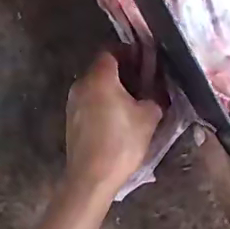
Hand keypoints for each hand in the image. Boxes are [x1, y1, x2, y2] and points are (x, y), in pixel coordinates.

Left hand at [65, 50, 163, 198]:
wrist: (92, 177)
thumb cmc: (122, 142)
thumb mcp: (149, 117)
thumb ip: (155, 96)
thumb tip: (156, 91)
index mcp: (99, 78)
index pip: (111, 51)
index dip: (130, 52)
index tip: (146, 61)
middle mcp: (81, 85)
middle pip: (102, 68)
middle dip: (124, 72)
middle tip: (146, 81)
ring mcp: (73, 104)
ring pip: (96, 86)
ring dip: (115, 89)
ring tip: (136, 102)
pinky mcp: (72, 121)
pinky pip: (91, 102)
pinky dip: (105, 103)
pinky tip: (121, 118)